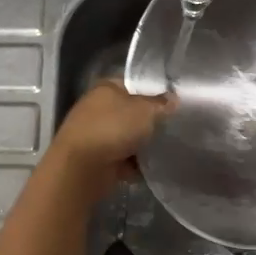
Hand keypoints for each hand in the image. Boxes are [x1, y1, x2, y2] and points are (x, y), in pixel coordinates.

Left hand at [50, 79, 173, 183]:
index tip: (174, 104)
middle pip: (131, 113)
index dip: (154, 92)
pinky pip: (122, 159)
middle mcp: (98, 108)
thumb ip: (161, 104)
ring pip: (128, 137)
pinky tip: (151, 169)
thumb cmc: (113, 128)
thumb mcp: (145, 110)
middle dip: (150, 122)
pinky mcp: (96, 159)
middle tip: (174, 128)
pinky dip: (134, 165)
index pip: (134, 85)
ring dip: (143, 146)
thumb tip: (172, 99)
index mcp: (106, 89)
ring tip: (166, 150)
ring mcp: (95, 134)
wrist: (81, 168)